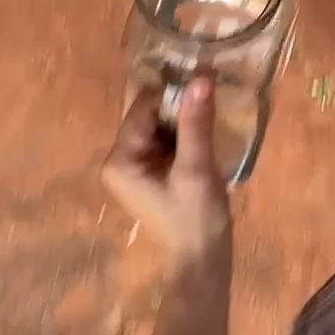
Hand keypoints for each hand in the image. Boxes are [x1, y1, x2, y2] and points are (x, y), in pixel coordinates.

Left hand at [103, 77, 231, 266]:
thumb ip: (195, 122)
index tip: (206, 79)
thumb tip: (201, 78)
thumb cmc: (195, 216)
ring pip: (161, 121)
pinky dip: (187, 127)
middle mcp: (122, 158)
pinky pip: (168, 135)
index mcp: (121, 158)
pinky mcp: (155, 168)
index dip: (174, 92)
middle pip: (151, 112)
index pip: (144, 107)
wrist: (204, 257)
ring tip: (213, 106)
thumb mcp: (195, 167)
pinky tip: (207, 124)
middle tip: (213, 90)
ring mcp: (138, 163)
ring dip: (185, 113)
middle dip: (180, 101)